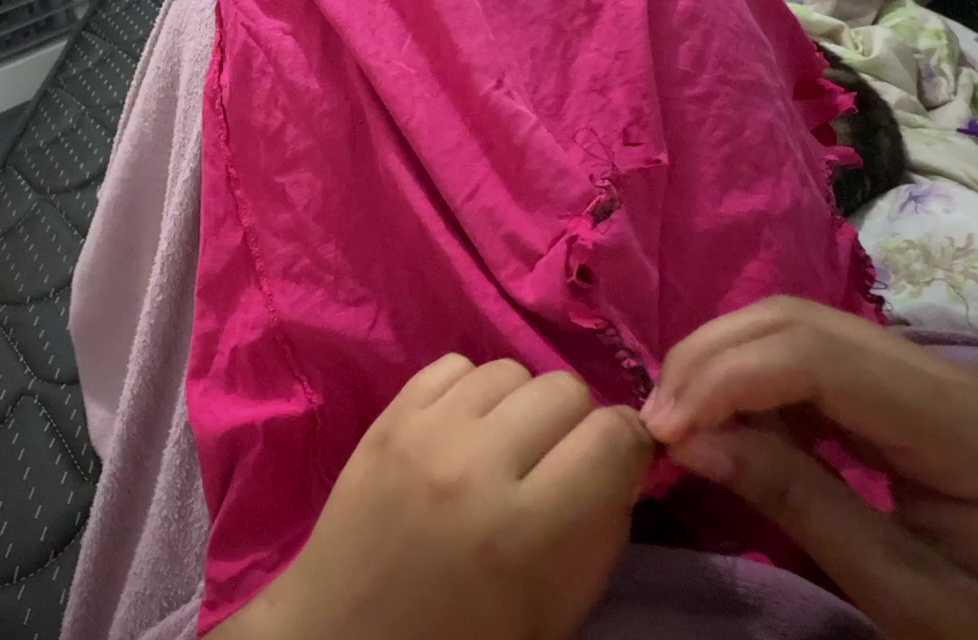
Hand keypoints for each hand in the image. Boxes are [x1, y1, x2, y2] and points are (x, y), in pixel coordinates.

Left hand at [217, 354, 655, 639]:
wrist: (349, 630)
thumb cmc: (465, 635)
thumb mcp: (557, 607)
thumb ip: (598, 526)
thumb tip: (620, 458)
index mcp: (527, 527)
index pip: (613, 434)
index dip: (629, 444)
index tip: (617, 461)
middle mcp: (475, 461)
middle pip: (563, 388)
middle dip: (576, 421)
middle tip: (557, 457)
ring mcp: (423, 430)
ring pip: (508, 369)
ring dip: (521, 402)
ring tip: (505, 442)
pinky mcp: (386, 414)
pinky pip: (451, 364)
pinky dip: (469, 388)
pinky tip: (462, 426)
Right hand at [642, 297, 977, 639]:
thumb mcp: (910, 594)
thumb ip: (798, 505)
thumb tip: (687, 440)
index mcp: (965, 422)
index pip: (813, 355)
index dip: (723, 380)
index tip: (664, 433)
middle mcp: (943, 372)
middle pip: (794, 320)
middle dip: (708, 359)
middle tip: (660, 419)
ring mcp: (923, 373)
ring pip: (792, 326)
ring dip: (720, 363)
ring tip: (681, 420)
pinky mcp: (903, 387)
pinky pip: (805, 356)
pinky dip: (748, 380)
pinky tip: (728, 422)